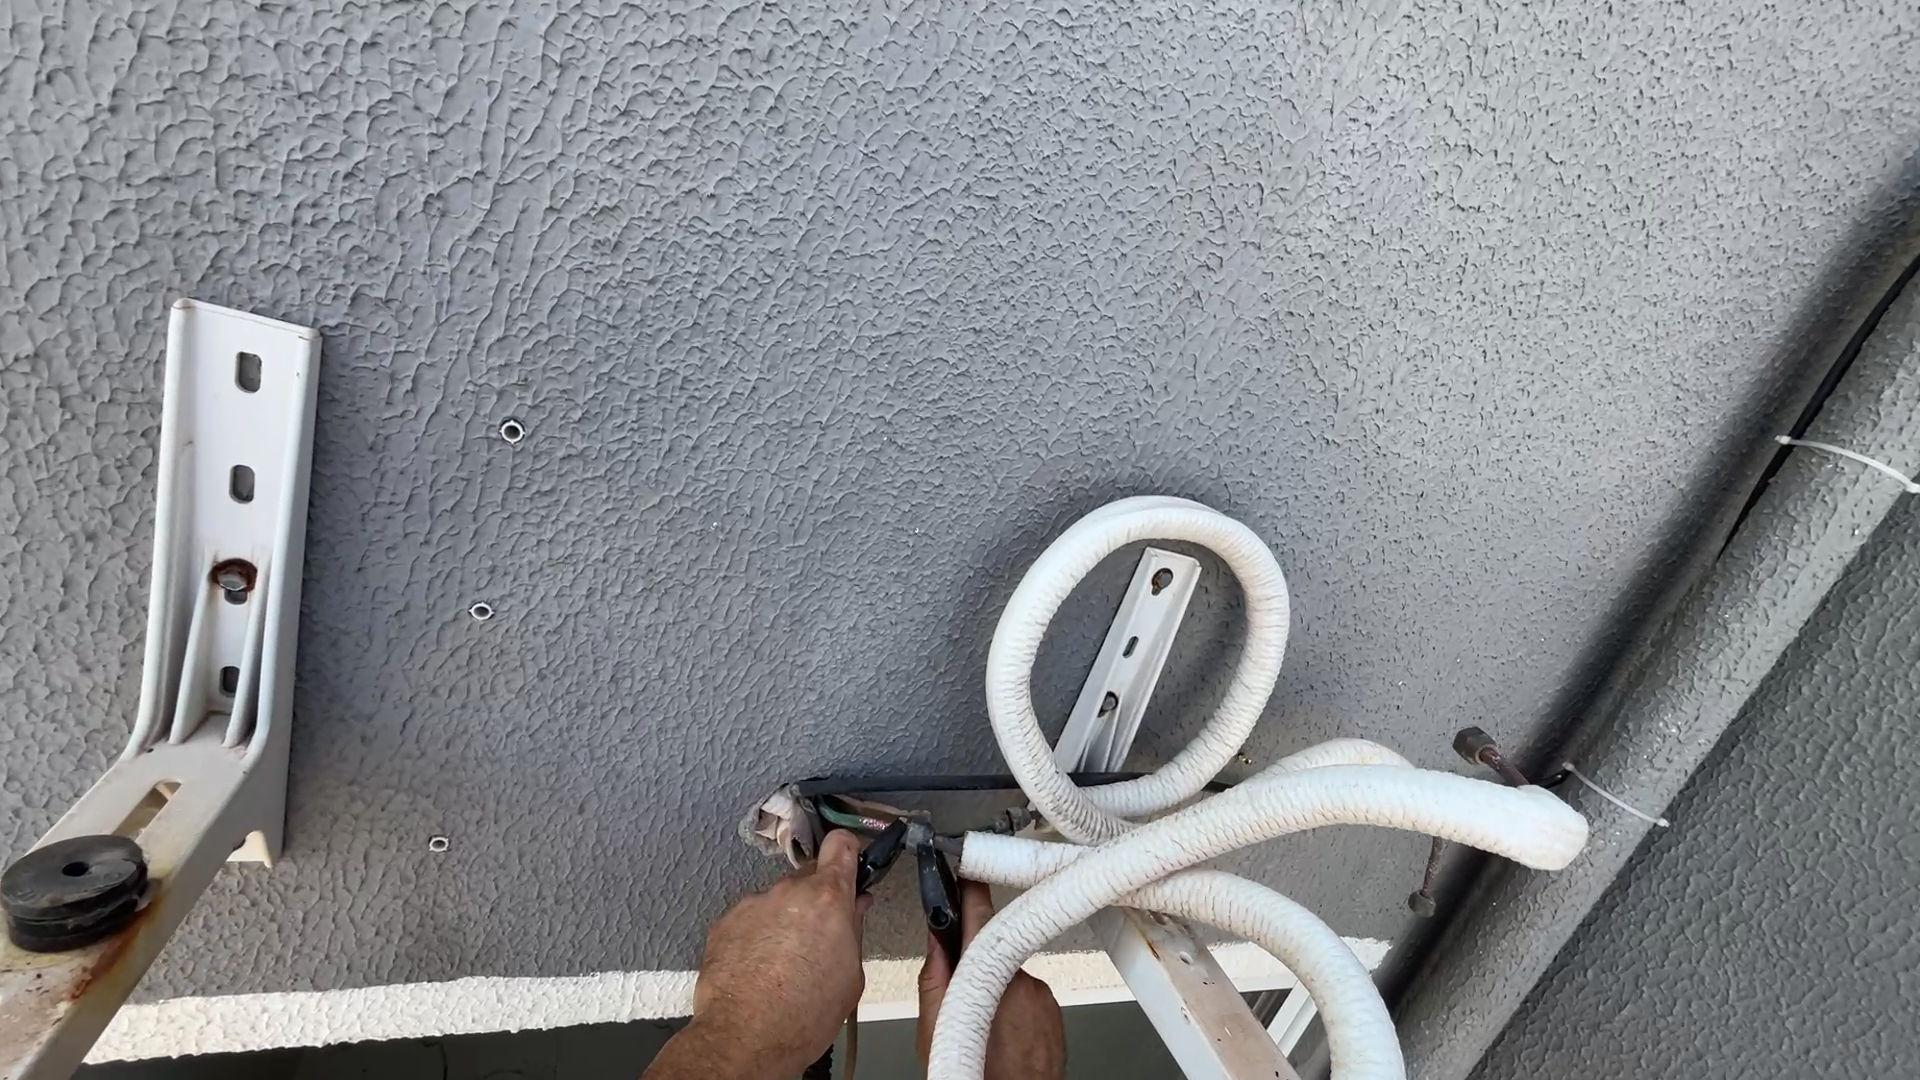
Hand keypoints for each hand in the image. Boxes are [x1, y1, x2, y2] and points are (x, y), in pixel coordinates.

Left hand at [644, 830, 870, 1079]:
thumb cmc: (804, 1015)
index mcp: (829, 897)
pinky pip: (750, 919)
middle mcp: (791, 890)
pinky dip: (756, 936)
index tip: (847, 862)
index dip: (846, 851)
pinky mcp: (727, 921)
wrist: (745, 1039)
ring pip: (778, 901)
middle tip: (816, 935)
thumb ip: (853, 931)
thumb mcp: (851, 976)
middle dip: (815, 900)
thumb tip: (855, 908)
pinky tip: (757, 968)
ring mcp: (756, 903)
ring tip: (781, 962)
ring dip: (784, 920)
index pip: (841, 844)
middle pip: (809, 879)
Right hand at [917, 880, 1065, 1079]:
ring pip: (1011, 976)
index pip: (979, 915)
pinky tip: (1006, 1035)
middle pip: (992, 951)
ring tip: (987, 1029)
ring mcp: (1042, 993)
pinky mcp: (1055, 1008)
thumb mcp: (933, 1033)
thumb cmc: (977, 1077)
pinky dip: (1016, 1009)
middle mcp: (1021, 978)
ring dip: (997, 993)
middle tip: (966, 999)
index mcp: (987, 976)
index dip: (972, 890)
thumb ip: (933, 980)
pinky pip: (1030, 995)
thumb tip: (936, 939)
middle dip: (977, 967)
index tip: (967, 869)